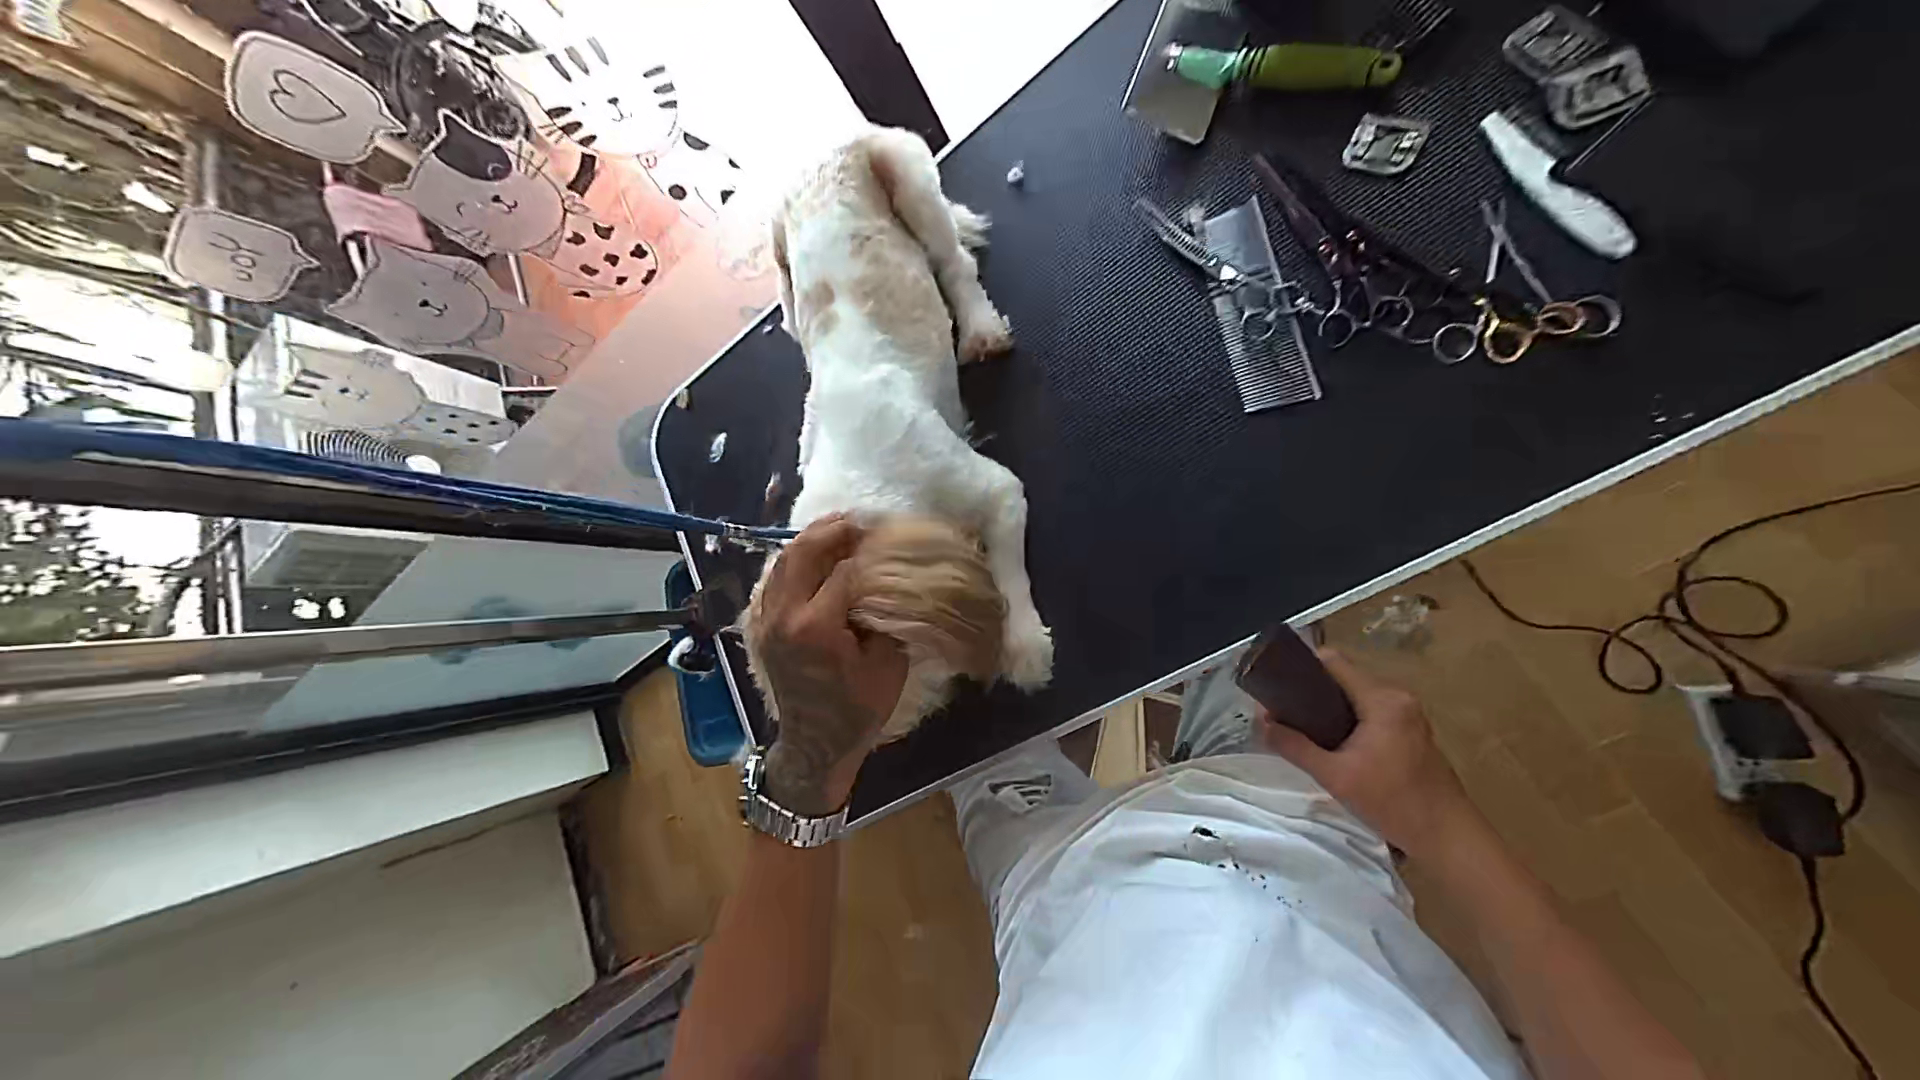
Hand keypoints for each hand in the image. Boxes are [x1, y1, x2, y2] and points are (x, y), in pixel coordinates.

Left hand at [748, 515, 907, 814]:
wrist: (816, 745)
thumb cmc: (857, 710)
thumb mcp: (887, 664)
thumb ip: (887, 615)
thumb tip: (889, 578)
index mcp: (815, 626)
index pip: (844, 569)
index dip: (869, 551)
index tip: (890, 538)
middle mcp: (784, 615)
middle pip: (803, 551)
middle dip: (833, 529)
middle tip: (861, 520)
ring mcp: (767, 619)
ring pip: (783, 560)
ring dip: (812, 539)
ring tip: (841, 527)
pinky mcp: (763, 624)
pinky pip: (776, 577)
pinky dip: (796, 558)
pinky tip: (817, 553)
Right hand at [1262, 648, 1483, 858]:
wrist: (1450, 840)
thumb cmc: (1394, 803)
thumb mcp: (1334, 776)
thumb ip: (1294, 746)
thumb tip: (1260, 723)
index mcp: (1382, 699)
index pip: (1332, 661)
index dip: (1300, 667)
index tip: (1276, 687)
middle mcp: (1398, 698)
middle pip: (1341, 677)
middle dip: (1309, 690)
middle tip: (1281, 713)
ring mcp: (1407, 714)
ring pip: (1354, 694)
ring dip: (1326, 706)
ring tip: (1299, 727)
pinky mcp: (1410, 731)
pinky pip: (1368, 709)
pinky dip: (1345, 717)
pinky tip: (1328, 741)